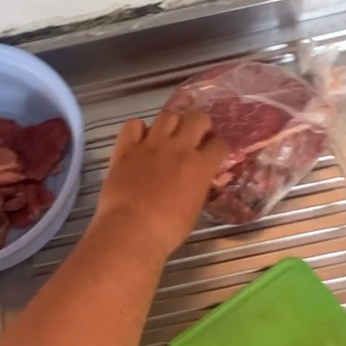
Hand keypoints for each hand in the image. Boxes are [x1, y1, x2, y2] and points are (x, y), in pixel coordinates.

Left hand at [93, 110, 226, 257]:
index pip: (219, 145)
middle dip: (200, 125)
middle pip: (197, 118)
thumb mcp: (194, 208)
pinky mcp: (126, 148)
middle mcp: (179, 148)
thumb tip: (197, 178)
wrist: (132, 229)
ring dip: (172, 123)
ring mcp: (151, 145)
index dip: (216, 148)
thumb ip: (198, 185)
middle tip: (194, 137)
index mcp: (200, 166)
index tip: (212, 153)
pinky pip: (134, 124)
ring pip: (168, 115)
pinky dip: (138, 129)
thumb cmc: (168, 229)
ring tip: (168, 136)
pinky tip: (140, 140)